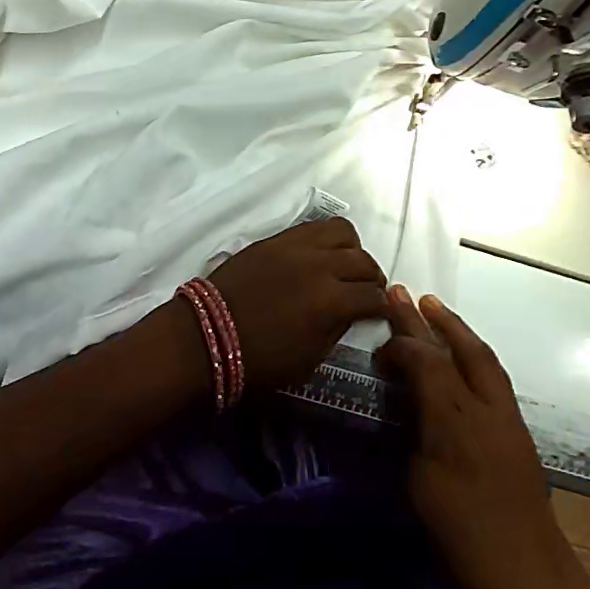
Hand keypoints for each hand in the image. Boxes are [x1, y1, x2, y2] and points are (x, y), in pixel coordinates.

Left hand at [207, 218, 387, 391]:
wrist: (205, 337)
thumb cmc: (258, 361)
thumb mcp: (308, 360)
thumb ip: (337, 331)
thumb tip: (351, 314)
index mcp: (331, 302)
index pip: (374, 297)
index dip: (383, 307)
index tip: (382, 312)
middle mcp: (320, 266)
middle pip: (364, 261)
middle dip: (373, 278)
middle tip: (368, 291)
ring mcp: (296, 247)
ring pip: (343, 232)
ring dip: (353, 250)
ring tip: (346, 265)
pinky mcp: (276, 239)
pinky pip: (313, 227)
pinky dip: (326, 239)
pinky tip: (321, 256)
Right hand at [377, 287, 556, 588]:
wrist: (526, 569)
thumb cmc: (461, 534)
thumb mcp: (420, 482)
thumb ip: (415, 432)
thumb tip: (412, 405)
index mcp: (454, 420)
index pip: (427, 363)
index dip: (402, 345)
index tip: (380, 345)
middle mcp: (486, 407)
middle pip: (457, 349)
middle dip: (430, 320)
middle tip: (406, 294)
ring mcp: (507, 416)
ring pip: (483, 357)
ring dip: (457, 331)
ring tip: (434, 310)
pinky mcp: (518, 429)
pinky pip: (493, 375)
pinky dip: (473, 354)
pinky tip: (462, 355)